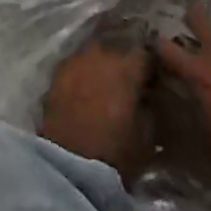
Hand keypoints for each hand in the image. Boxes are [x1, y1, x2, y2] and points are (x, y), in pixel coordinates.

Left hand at [40, 28, 150, 178]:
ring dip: (102, 59)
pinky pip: (76, 63)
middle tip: (128, 73)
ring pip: (95, 49)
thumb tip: (148, 94)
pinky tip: (84, 85)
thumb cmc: (114, 152)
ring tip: (104, 77)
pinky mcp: (57, 73)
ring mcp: (77, 60)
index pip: (147, 52)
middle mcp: (103, 53)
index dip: (151, 64)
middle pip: (120, 42)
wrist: (67, 168)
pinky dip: (83, 70)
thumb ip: (150, 105)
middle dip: (126, 54)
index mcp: (129, 65)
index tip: (153, 76)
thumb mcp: (146, 134)